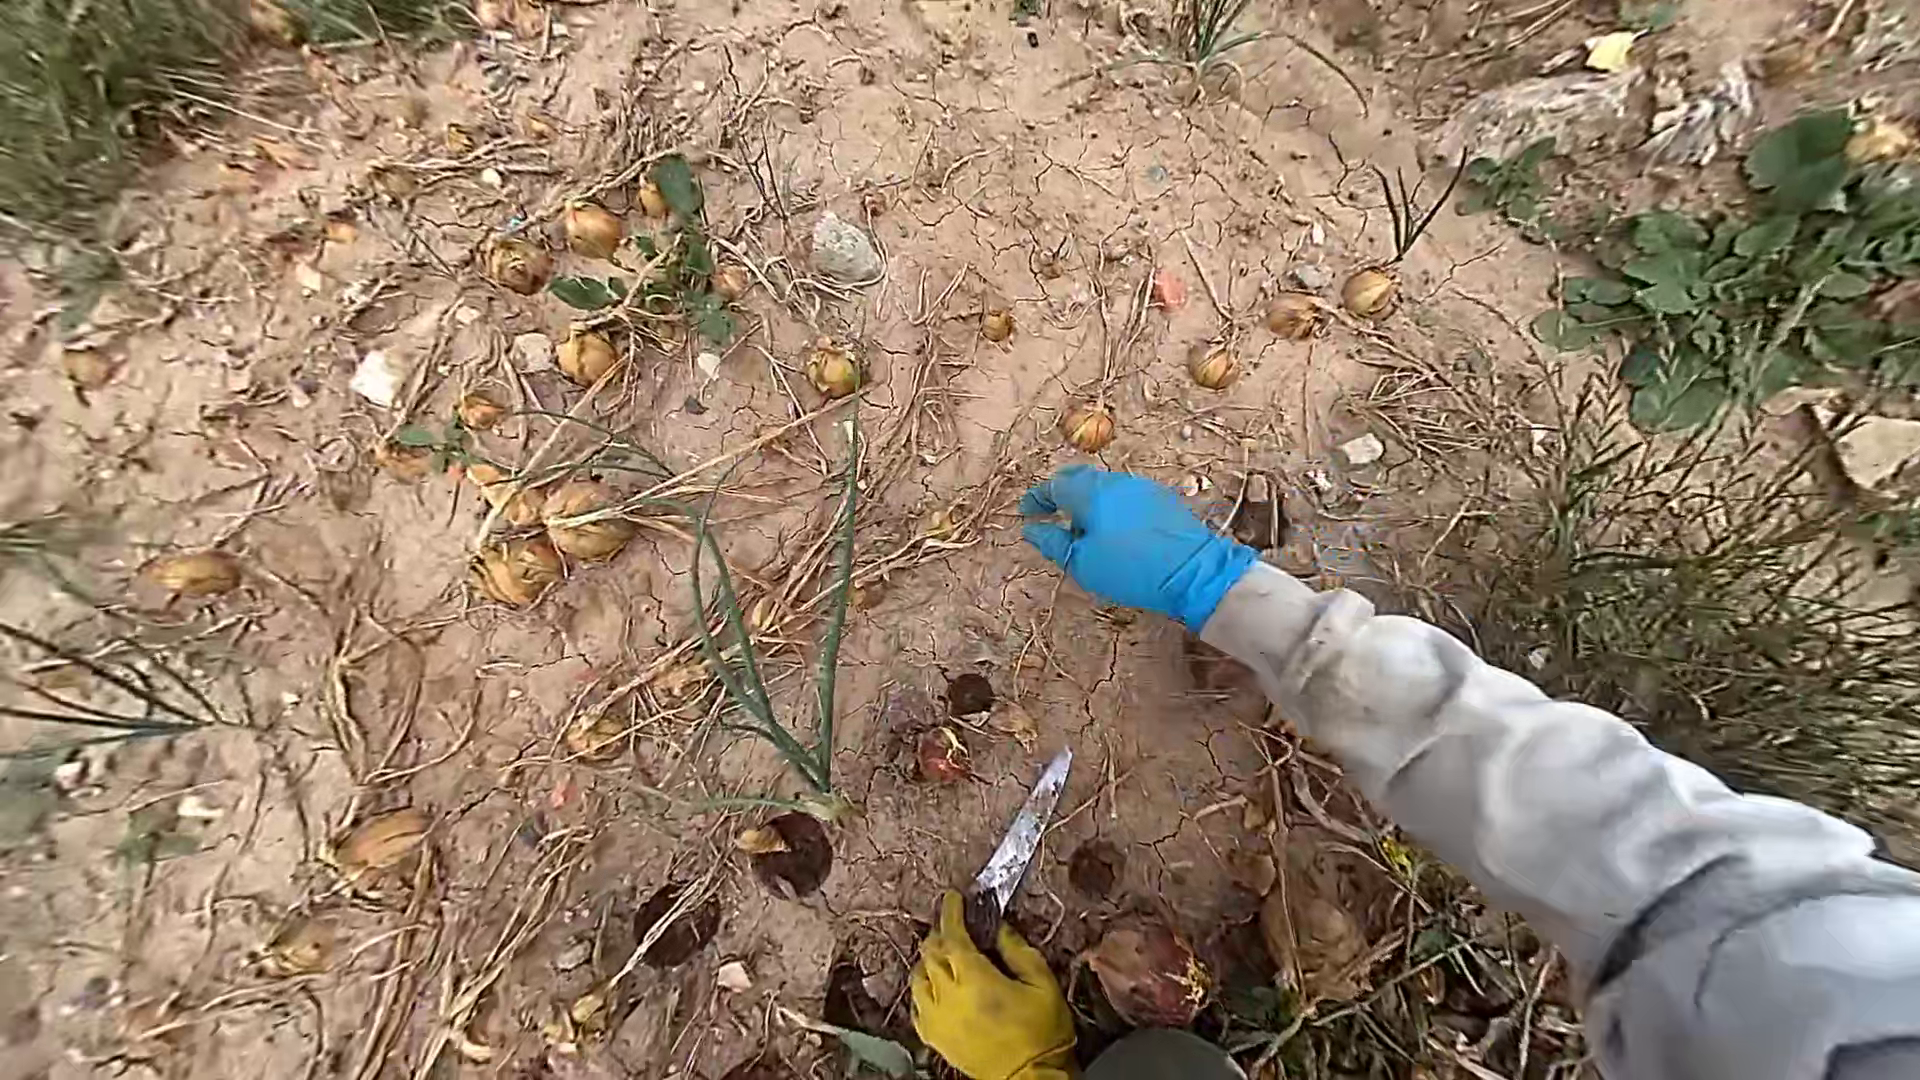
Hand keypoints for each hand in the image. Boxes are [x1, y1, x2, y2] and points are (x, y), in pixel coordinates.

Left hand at [912, 892, 1074, 1079]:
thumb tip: (998, 926)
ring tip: (943, 952)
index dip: (950, 911)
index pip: (951, 934)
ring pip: (918, 977)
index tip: (953, 897)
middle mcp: (948, 995)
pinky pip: (916, 1007)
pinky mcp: (935, 1040)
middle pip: (931, 951)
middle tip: (954, 923)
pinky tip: (933, 985)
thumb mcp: (1041, 981)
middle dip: (941, 932)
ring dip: (928, 959)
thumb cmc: (1042, 1031)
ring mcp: (937, 1020)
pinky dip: (921, 989)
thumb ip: (1018, 949)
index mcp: (974, 977)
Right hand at [1019, 465, 1255, 629]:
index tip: (1028, 513)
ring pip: (1101, 486)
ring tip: (1080, 530)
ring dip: (1085, 502)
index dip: (1036, 499)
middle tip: (1050, 515)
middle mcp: (1113, 482)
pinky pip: (1122, 495)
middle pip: (1078, 479)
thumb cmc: (1130, 568)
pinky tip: (1110, 530)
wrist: (1194, 571)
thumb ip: (1052, 543)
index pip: (1054, 485)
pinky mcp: (1159, 498)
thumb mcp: (1082, 562)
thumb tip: (1032, 529)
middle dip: (1059, 495)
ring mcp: (1139, 487)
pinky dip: (1107, 506)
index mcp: (1090, 492)